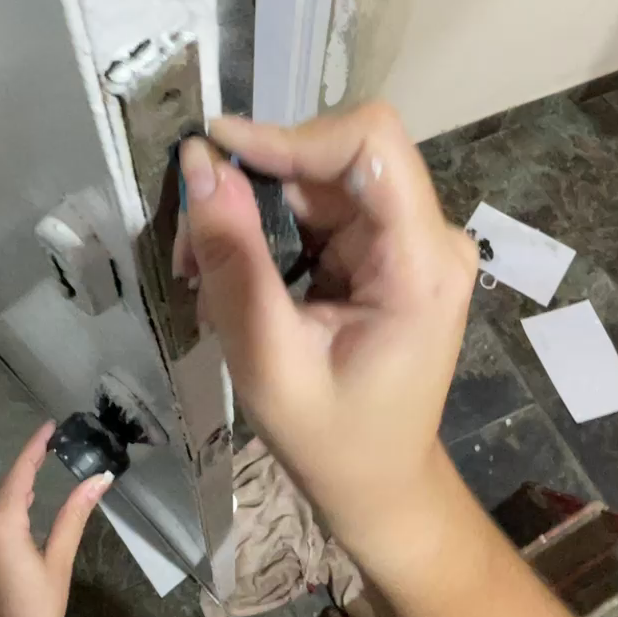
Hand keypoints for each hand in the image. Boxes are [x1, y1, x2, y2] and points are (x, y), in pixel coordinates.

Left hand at [0, 423, 111, 616]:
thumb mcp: (57, 567)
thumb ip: (74, 518)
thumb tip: (99, 478)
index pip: (19, 471)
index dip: (35, 446)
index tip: (50, 424)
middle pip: (4, 489)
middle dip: (28, 469)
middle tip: (54, 451)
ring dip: (16, 495)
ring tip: (42, 484)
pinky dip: (6, 518)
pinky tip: (23, 526)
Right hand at [173, 104, 477, 571]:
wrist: (379, 482)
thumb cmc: (333, 441)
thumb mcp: (268, 359)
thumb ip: (235, 260)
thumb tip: (200, 164)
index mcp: (421, 262)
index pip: (370, 142)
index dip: (290, 134)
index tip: (215, 153)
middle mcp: (426, 235)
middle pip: (335, 159)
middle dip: (253, 186)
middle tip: (191, 243)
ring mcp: (408, 241)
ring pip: (317, 182)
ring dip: (251, 213)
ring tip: (203, 271)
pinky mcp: (384, 250)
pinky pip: (318, 211)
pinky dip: (267, 233)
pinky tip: (236, 278)